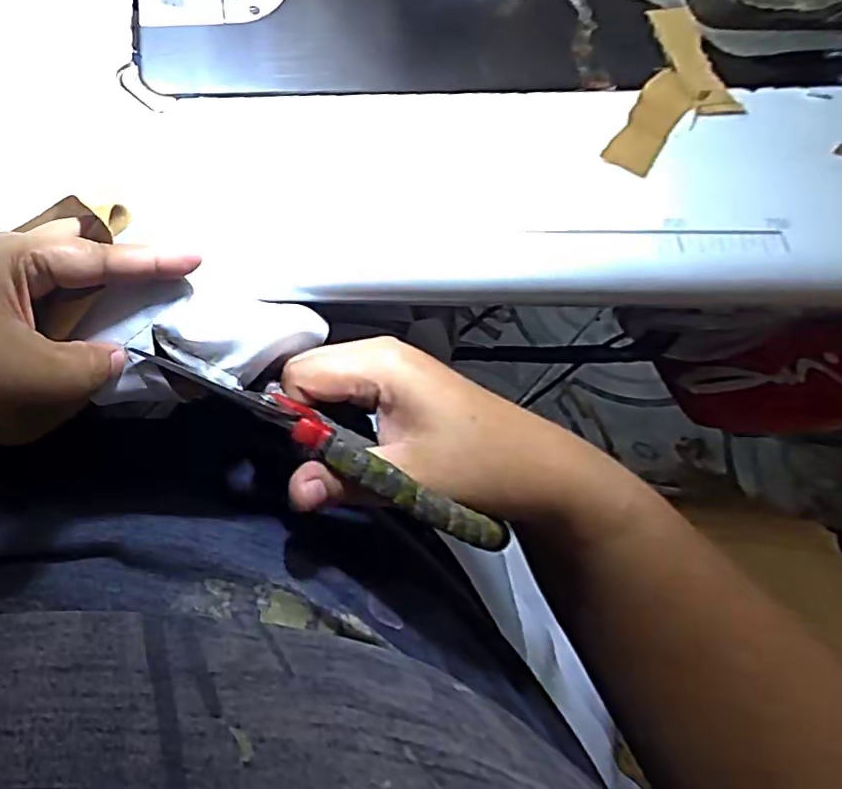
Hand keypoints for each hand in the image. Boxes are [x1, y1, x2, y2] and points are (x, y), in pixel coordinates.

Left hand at [0, 221, 199, 446]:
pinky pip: (36, 292)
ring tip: (117, 307)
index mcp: (16, 258)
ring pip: (54, 269)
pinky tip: (70, 326)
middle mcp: (3, 255)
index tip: (195, 256)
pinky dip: (62, 306)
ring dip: (87, 286)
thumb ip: (85, 367)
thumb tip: (117, 356)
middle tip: (151, 284)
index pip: (98, 257)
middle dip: (116, 262)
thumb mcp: (27, 379)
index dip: (150, 261)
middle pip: (75, 246)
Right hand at [280, 337, 651, 535]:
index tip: (312, 454)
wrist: (546, 472)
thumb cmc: (484, 466)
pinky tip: (359, 441)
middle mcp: (377, 350)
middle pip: (306, 371)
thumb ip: (342, 479)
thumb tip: (294, 492)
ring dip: (322, 417)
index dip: (295, 415)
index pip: (298, 374)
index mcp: (378, 361)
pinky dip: (339, 413)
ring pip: (322, 379)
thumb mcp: (409, 477)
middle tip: (328, 456)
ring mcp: (387, 361)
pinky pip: (342, 385)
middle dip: (305, 415)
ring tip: (345, 452)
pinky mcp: (394, 377)